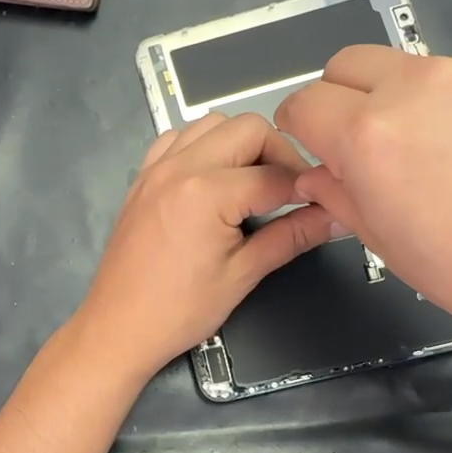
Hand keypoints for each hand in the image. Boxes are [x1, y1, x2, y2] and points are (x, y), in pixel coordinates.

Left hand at [72, 113, 335, 377]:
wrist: (118, 328)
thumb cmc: (179, 311)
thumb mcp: (242, 276)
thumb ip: (290, 238)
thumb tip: (333, 218)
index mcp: (207, 193)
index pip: (276, 175)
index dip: (307, 188)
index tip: (322, 202)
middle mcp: (180, 167)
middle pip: (248, 128)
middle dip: (278, 153)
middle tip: (290, 191)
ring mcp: (156, 168)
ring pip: (211, 124)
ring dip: (240, 144)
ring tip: (253, 183)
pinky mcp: (142, 178)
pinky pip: (176, 139)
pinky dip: (201, 146)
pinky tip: (212, 178)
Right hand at [274, 47, 451, 356]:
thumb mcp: (385, 243)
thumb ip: (338, 196)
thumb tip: (316, 174)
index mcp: (368, 134)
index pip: (304, 104)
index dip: (296, 129)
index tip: (310, 151)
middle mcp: (413, 85)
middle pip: (345, 64)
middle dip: (335, 99)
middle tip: (354, 147)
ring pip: (400, 66)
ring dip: (389, 98)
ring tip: (422, 153)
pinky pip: (450, 75)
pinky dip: (439, 100)